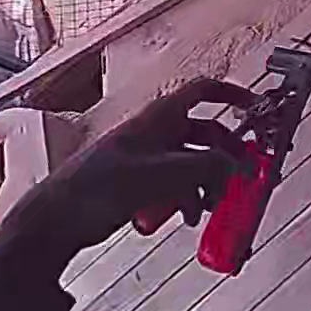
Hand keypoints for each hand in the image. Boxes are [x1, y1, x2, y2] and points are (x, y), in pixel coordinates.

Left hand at [0, 78, 255, 274]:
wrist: (56, 219)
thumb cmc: (103, 186)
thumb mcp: (164, 174)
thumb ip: (207, 167)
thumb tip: (241, 166)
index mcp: (161, 116)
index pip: (203, 90)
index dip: (231, 94)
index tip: (254, 108)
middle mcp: (158, 130)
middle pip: (205, 133)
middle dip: (225, 155)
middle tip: (242, 176)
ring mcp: (149, 155)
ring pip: (193, 161)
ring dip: (207, 182)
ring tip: (208, 207)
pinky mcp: (141, 181)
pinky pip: (176, 182)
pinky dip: (186, 197)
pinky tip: (186, 219)